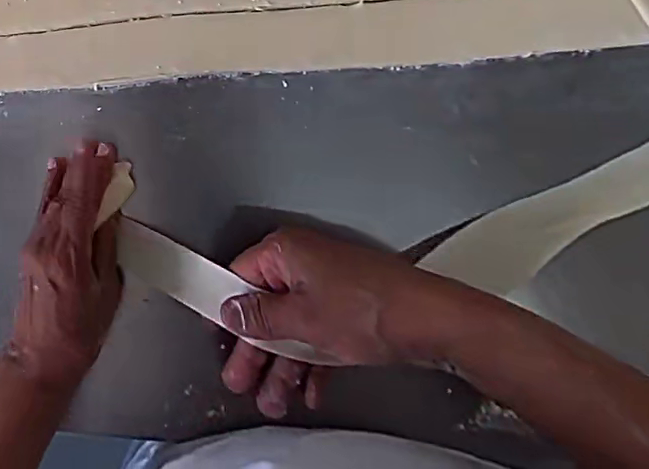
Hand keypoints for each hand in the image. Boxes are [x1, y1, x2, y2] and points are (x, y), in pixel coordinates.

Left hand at [1, 140, 123, 392]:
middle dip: (84, 167)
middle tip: (98, 144)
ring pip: (54, 199)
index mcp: (70, 255)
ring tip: (81, 151)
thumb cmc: (80, 333)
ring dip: (69, 173)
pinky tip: (56, 171)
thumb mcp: (106, 293)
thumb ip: (106, 247)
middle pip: (68, 196)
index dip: (96, 175)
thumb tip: (111, 211)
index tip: (107, 153)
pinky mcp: (28, 247)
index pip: (85, 203)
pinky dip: (52, 188)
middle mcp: (47, 243)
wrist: (37, 359)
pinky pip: (44, 210)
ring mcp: (34, 243)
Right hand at [218, 226, 495, 418]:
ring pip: (291, 325)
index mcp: (284, 251)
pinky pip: (316, 332)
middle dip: (254, 350)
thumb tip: (233, 311)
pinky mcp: (346, 305)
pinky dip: (309, 360)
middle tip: (241, 377)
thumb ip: (260, 318)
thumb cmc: (371, 307)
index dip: (226, 312)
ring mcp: (325, 283)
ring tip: (274, 397)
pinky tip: (307, 389)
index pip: (239, 277)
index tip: (218, 338)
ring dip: (282, 365)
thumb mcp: (302, 320)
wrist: (430, 320)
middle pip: (264, 305)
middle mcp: (302, 261)